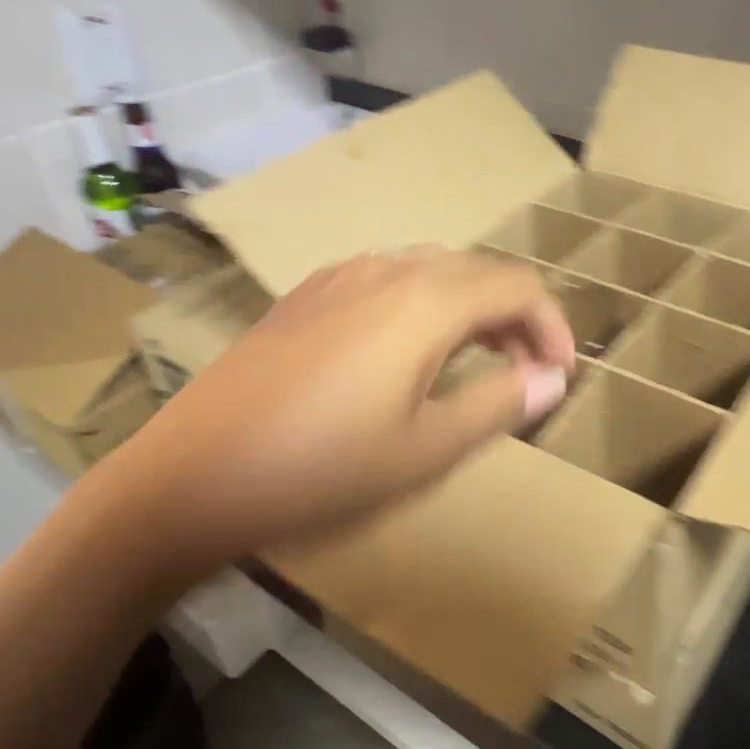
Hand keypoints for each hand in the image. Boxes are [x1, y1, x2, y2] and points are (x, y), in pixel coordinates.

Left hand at [100, 249, 574, 578]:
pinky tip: (406, 353)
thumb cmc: (319, 471)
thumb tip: (551, 377)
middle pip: (478, 271)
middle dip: (516, 318)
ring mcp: (339, 277)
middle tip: (526, 376)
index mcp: (426, 301)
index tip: (560, 378)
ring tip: (475, 364)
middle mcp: (387, 270)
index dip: (554, 327)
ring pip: (432, 270)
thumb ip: (500, 405)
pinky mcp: (305, 297)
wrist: (189, 477)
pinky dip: (423, 305)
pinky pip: (386, 280)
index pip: (518, 285)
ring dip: (470, 309)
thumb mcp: (426, 452)